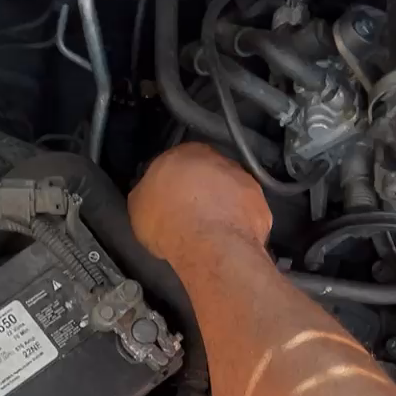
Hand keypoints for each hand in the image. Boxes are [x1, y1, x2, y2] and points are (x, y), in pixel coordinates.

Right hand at [128, 142, 272, 268]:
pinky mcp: (258, 202)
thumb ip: (145, 193)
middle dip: (198, 191)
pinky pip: (246, 210)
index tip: (166, 197)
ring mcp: (241, 179)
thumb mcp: (138, 206)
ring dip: (220, 205)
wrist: (206, 243)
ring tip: (206, 230)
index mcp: (182, 152)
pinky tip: (224, 238)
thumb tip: (145, 196)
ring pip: (229, 189)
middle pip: (206, 172)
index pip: (175, 160)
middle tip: (186, 215)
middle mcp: (216, 159)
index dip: (170, 181)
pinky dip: (238, 221)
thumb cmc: (170, 222)